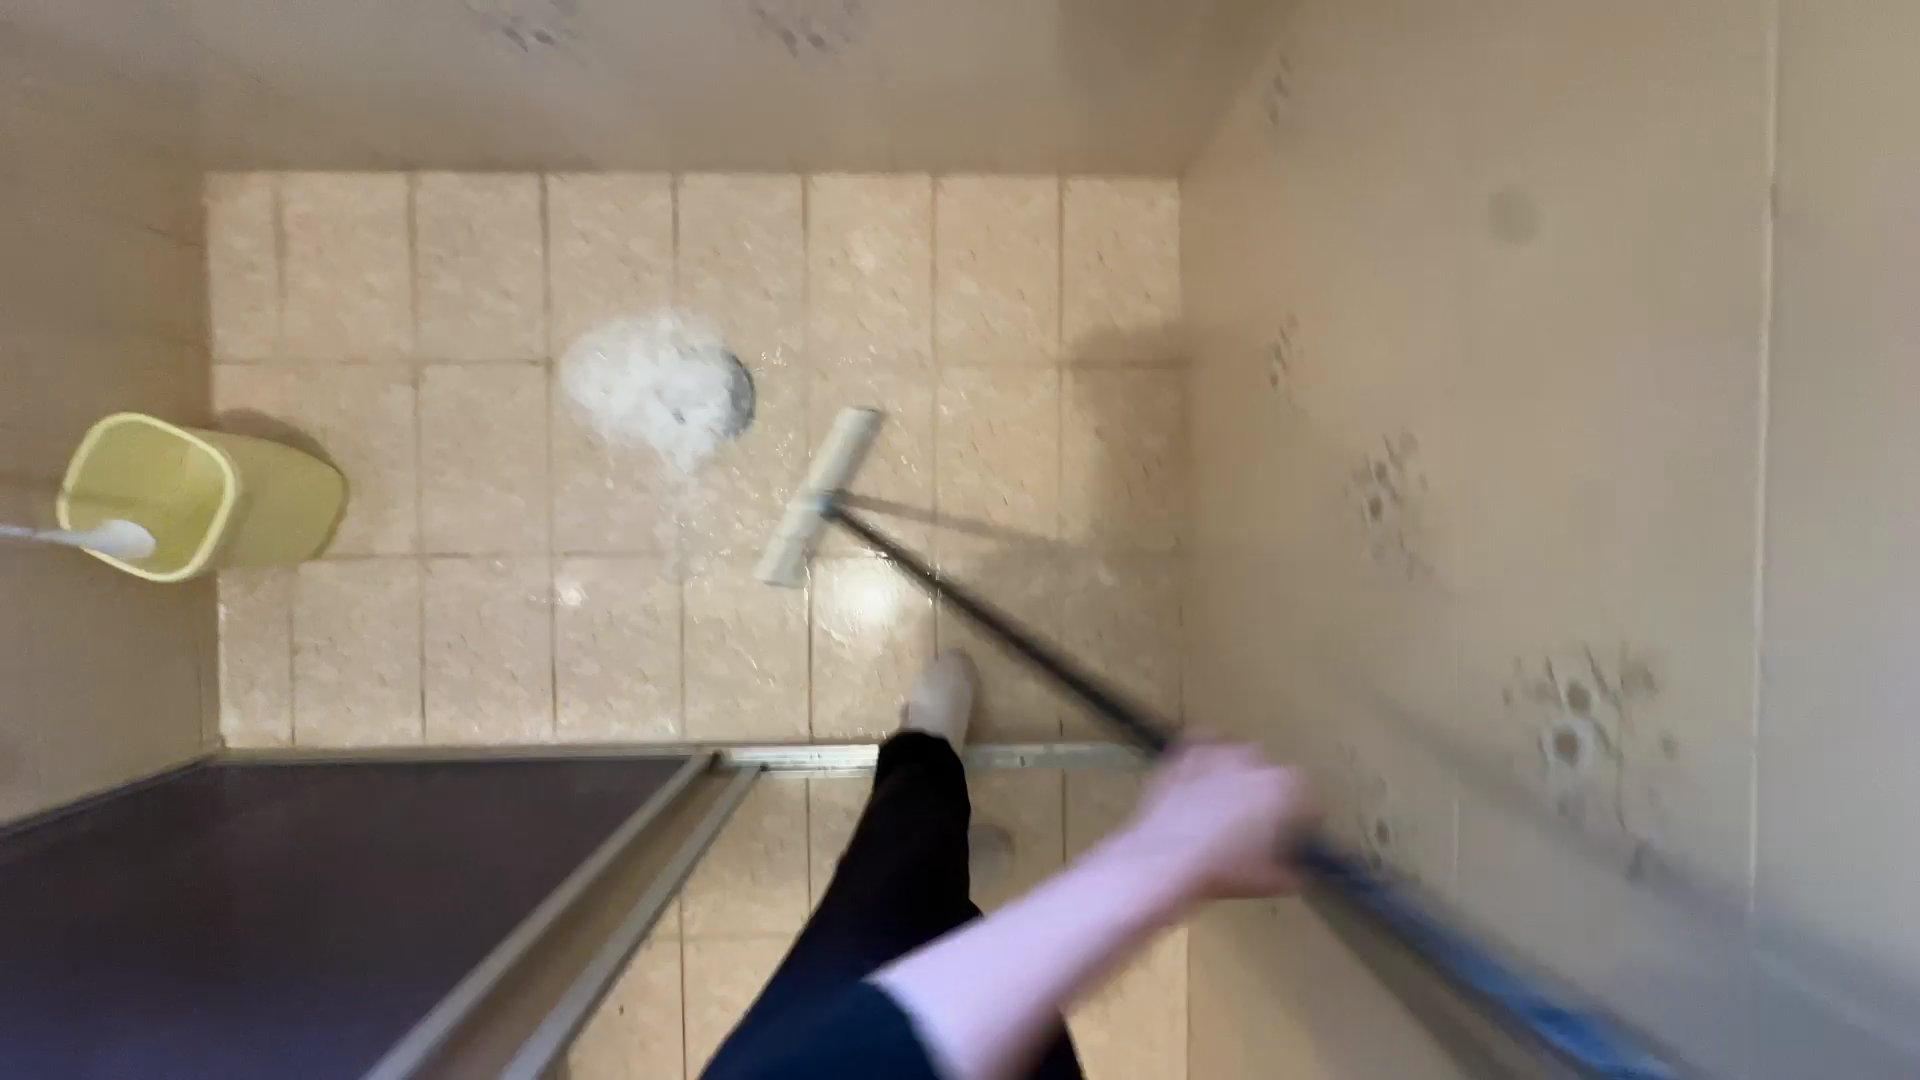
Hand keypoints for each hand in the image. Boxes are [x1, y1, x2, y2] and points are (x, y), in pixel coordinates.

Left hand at [1110, 741, 1319, 904]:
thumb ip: (1291, 870)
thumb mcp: (1270, 882)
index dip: (1303, 817)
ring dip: (1239, 772)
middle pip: (1272, 773)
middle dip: (1269, 793)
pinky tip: (1203, 771)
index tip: (1295, 833)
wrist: (1165, 857)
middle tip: (1258, 822)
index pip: (1308, 797)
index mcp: (1284, 789)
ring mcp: (1216, 751)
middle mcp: (1255, 761)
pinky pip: (1203, 742)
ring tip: (1227, 799)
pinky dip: (1206, 753)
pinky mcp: (1184, 752)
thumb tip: (1295, 871)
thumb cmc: (1224, 871)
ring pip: (1239, 754)